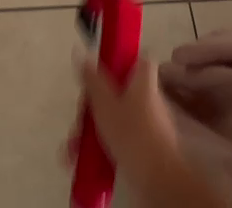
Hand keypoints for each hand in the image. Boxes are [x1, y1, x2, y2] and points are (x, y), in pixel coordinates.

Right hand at [71, 50, 227, 207]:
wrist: (158, 180)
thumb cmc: (132, 134)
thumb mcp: (105, 103)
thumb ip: (92, 79)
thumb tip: (82, 51)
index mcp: (143, 80)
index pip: (135, 58)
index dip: (116, 60)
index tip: (97, 70)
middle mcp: (148, 98)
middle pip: (115, 91)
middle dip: (90, 106)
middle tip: (79, 119)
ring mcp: (146, 123)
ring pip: (112, 117)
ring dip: (89, 131)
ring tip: (73, 148)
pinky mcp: (143, 146)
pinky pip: (117, 137)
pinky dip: (100, 146)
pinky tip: (81, 159)